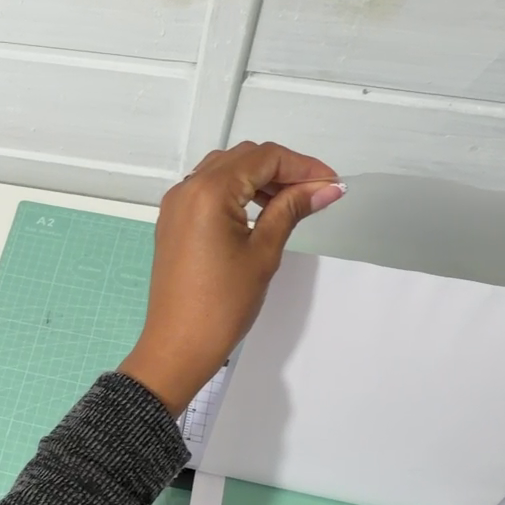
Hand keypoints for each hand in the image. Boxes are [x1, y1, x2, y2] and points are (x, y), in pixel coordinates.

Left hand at [118, 142, 343, 413]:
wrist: (178, 346)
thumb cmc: (220, 306)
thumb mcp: (264, 253)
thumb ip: (292, 210)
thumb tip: (325, 188)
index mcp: (208, 192)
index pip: (264, 158)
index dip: (303, 166)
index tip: (331, 184)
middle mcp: (186, 189)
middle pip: (243, 158)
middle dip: (282, 170)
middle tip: (315, 194)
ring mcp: (175, 206)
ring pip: (224, 172)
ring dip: (259, 179)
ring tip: (291, 204)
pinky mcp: (172, 223)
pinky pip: (207, 192)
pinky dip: (236, 193)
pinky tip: (260, 213)